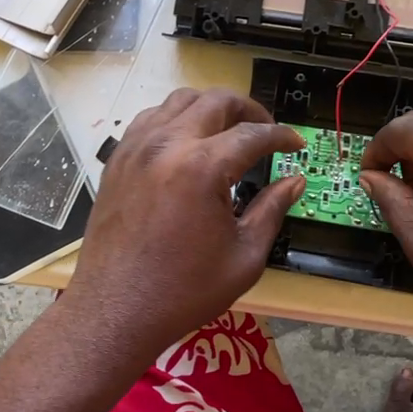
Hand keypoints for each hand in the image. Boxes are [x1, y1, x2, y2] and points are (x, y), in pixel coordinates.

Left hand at [62, 88, 306, 356]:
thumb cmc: (184, 291)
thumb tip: (294, 181)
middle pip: (215, 101)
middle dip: (249, 109)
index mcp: (202, 168)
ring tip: (228, 131)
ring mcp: (136, 148)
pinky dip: (176, 118)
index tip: (297, 144)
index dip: (281, 135)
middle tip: (266, 131)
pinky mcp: (118, 159)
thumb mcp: (244, 257)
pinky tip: (188, 141)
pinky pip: (150, 118)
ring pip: (179, 100)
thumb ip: (272, 210)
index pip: (252, 134)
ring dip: (210, 108)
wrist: (115, 311)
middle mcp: (167, 144)